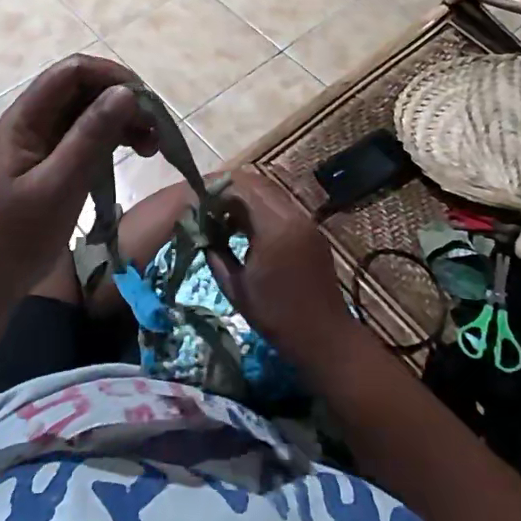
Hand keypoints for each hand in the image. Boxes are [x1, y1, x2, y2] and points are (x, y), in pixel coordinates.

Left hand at [0, 55, 154, 295]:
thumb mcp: (58, 186)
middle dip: (125, 100)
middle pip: (86, 88)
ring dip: (126, 119)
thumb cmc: (16, 236)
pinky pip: (92, 135)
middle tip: (157, 129)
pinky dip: (118, 138)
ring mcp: (47, 141)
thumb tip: (126, 92)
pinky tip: (139, 152)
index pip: (72, 72)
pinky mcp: (58, 161)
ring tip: (153, 146)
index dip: (111, 77)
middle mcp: (37, 122)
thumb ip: (90, 137)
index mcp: (26, 120)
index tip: (147, 103)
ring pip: (93, 111)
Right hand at [207, 168, 362, 367]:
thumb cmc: (275, 315)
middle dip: (230, 191)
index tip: (197, 200)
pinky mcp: (312, 231)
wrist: (323, 335)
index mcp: (274, 227)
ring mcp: (306, 222)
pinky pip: (283, 209)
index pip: (242, 189)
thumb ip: (216, 253)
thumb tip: (201, 233)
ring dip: (247, 200)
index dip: (217, 190)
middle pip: (258, 185)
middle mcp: (293, 215)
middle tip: (207, 206)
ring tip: (223, 218)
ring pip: (272, 195)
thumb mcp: (235, 287)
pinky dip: (263, 211)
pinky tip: (246, 229)